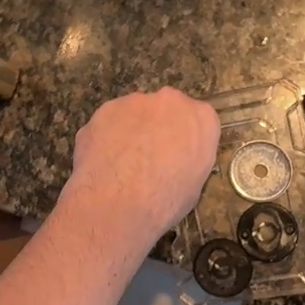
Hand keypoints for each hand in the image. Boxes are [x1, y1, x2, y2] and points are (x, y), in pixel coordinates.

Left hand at [59, 87, 218, 247]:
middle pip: (165, 111)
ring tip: (120, 163)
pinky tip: (102, 161)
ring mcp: (135, 101)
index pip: (197, 121)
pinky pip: (109, 121)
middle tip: (147, 158)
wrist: (118, 203)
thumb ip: (188, 160)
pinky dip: (106, 136)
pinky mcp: (105, 109)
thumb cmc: (165, 201)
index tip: (175, 156)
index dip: (183, 140)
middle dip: (157, 129)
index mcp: (202, 119)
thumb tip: (176, 161)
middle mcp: (170, 101)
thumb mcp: (193, 186)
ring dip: (130, 132)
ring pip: (134, 114)